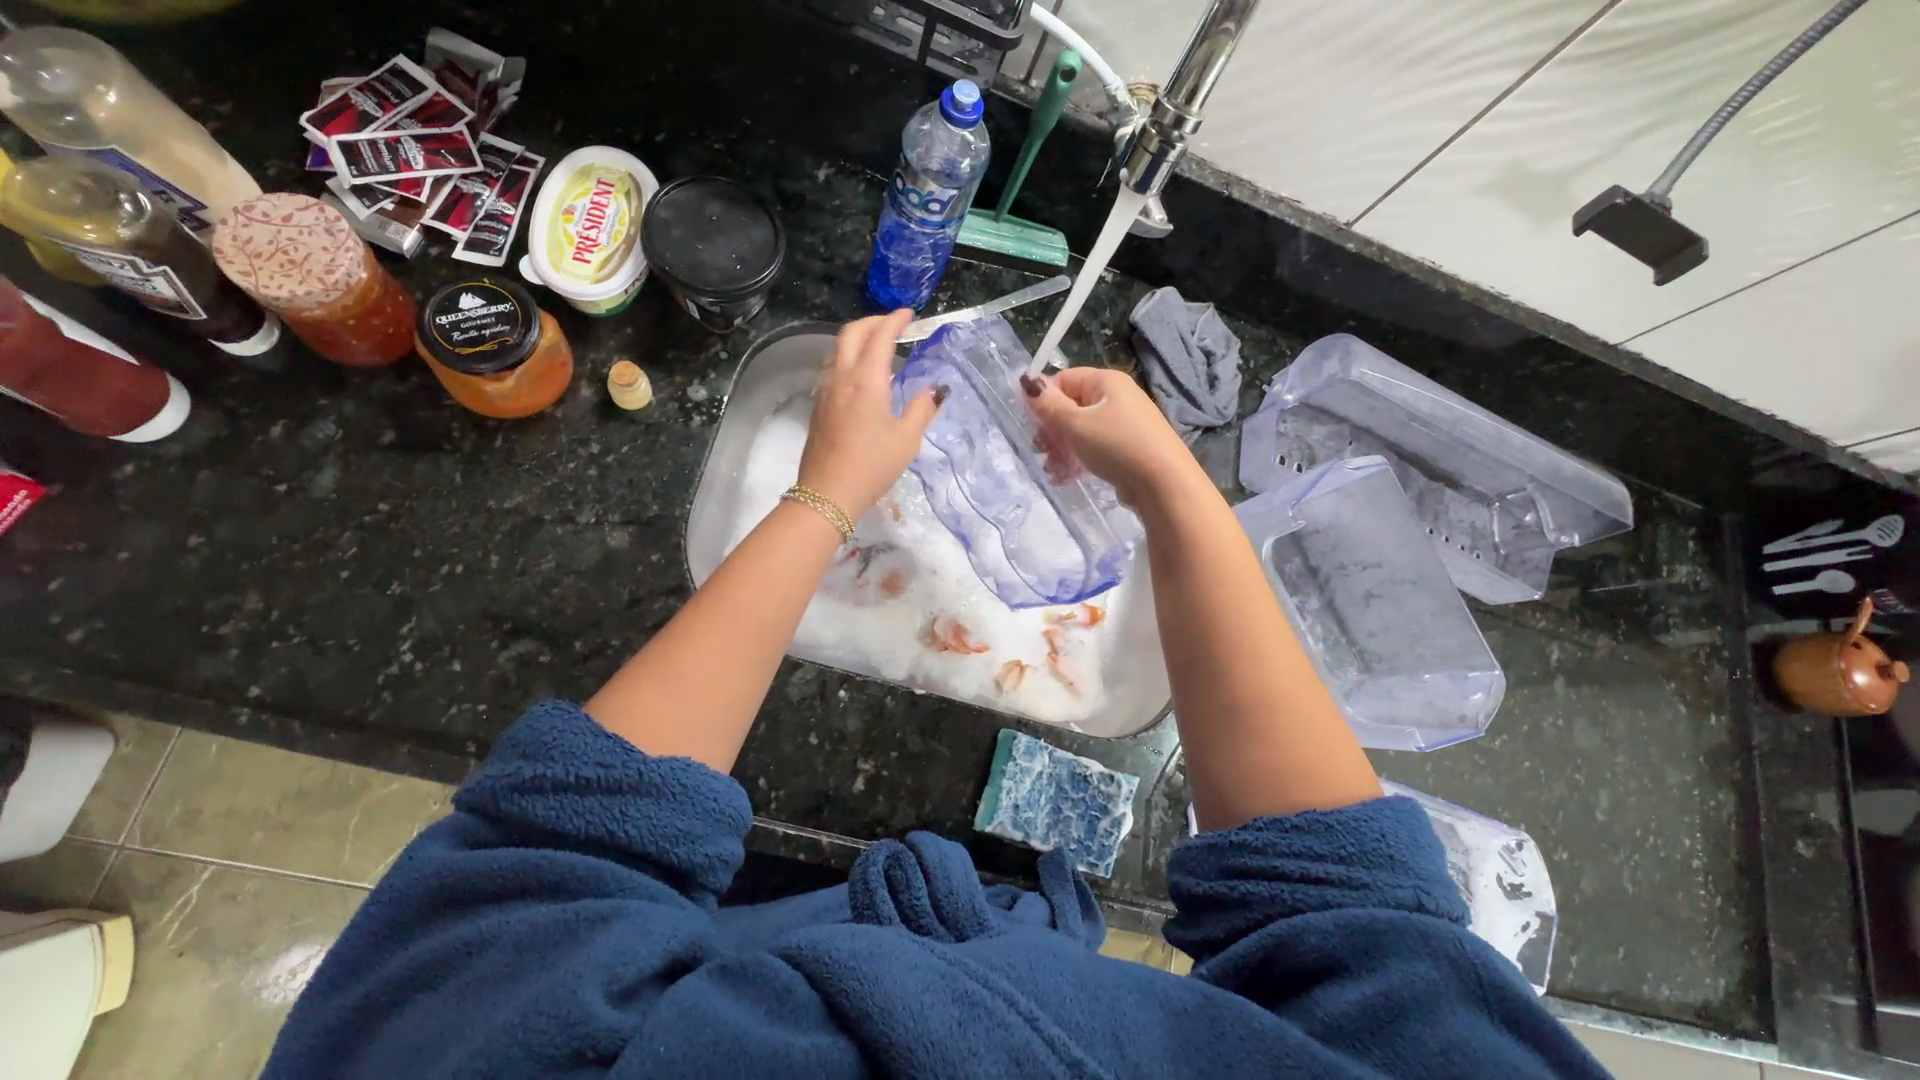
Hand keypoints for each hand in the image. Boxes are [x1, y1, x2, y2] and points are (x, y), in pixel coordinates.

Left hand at [798, 310, 942, 515]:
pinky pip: (832, 367)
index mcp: (866, 379)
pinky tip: (860, 375)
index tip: (909, 314)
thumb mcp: (907, 439)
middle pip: (851, 333)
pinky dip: (848, 357)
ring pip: (837, 349)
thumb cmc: (873, 466)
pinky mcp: (818, 405)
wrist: (828, 493)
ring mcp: (825, 390)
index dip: (895, 320)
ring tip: (877, 346)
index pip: (880, 336)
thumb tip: (934, 390)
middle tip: (892, 324)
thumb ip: (922, 409)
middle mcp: (841, 376)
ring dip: (857, 338)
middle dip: (873, 321)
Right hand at [1023, 366, 1199, 506]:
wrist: (1163, 484)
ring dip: (1061, 449)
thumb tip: (1028, 382)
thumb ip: (1049, 405)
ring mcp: (1123, 424)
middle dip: (1051, 429)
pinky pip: (1095, 448)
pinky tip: (1066, 478)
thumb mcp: (1076, 424)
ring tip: (1053, 470)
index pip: (1064, 379)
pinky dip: (1079, 459)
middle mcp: (1116, 398)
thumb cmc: (1117, 445)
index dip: (1044, 398)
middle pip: (1072, 406)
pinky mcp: (1126, 449)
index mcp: (1106, 382)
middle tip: (1040, 450)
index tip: (1031, 423)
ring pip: (1081, 431)